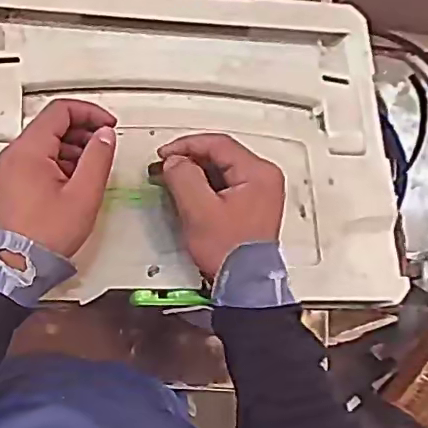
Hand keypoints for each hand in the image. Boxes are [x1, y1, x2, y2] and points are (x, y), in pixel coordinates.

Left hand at [0, 98, 117, 258]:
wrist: (23, 262)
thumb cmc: (46, 234)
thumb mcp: (84, 193)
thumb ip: (98, 157)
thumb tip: (104, 135)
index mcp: (28, 151)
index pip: (59, 111)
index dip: (89, 113)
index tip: (107, 124)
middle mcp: (14, 155)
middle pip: (51, 123)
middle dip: (82, 129)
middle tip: (103, 143)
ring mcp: (11, 168)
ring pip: (46, 141)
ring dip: (72, 146)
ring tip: (92, 165)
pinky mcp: (13, 181)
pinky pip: (38, 158)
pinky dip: (59, 160)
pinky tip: (76, 177)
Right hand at [156, 133, 284, 279]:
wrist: (243, 283)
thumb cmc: (229, 252)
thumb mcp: (198, 210)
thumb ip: (183, 178)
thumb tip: (175, 161)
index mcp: (258, 174)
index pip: (218, 144)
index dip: (186, 145)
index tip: (165, 154)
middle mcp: (263, 179)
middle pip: (220, 154)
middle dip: (189, 157)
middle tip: (165, 165)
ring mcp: (258, 193)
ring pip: (220, 169)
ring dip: (194, 171)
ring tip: (171, 179)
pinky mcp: (249, 205)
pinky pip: (223, 184)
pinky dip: (202, 184)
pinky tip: (186, 193)